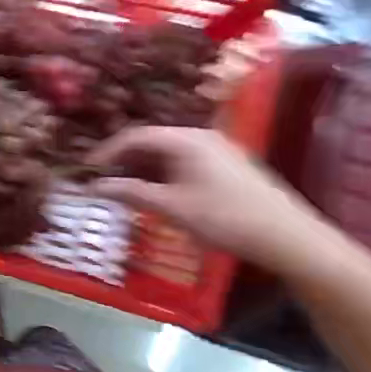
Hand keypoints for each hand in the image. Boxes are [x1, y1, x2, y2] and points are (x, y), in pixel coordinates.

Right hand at [89, 127, 341, 276]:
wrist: (284, 234)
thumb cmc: (223, 218)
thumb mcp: (171, 207)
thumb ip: (131, 193)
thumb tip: (95, 187)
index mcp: (186, 140)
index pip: (136, 136)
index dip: (107, 152)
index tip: (87, 170)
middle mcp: (202, 136)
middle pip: (152, 140)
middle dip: (124, 160)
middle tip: (101, 181)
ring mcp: (217, 150)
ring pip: (168, 152)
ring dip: (142, 168)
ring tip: (123, 190)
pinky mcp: (226, 165)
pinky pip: (184, 161)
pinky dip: (162, 173)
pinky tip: (155, 193)